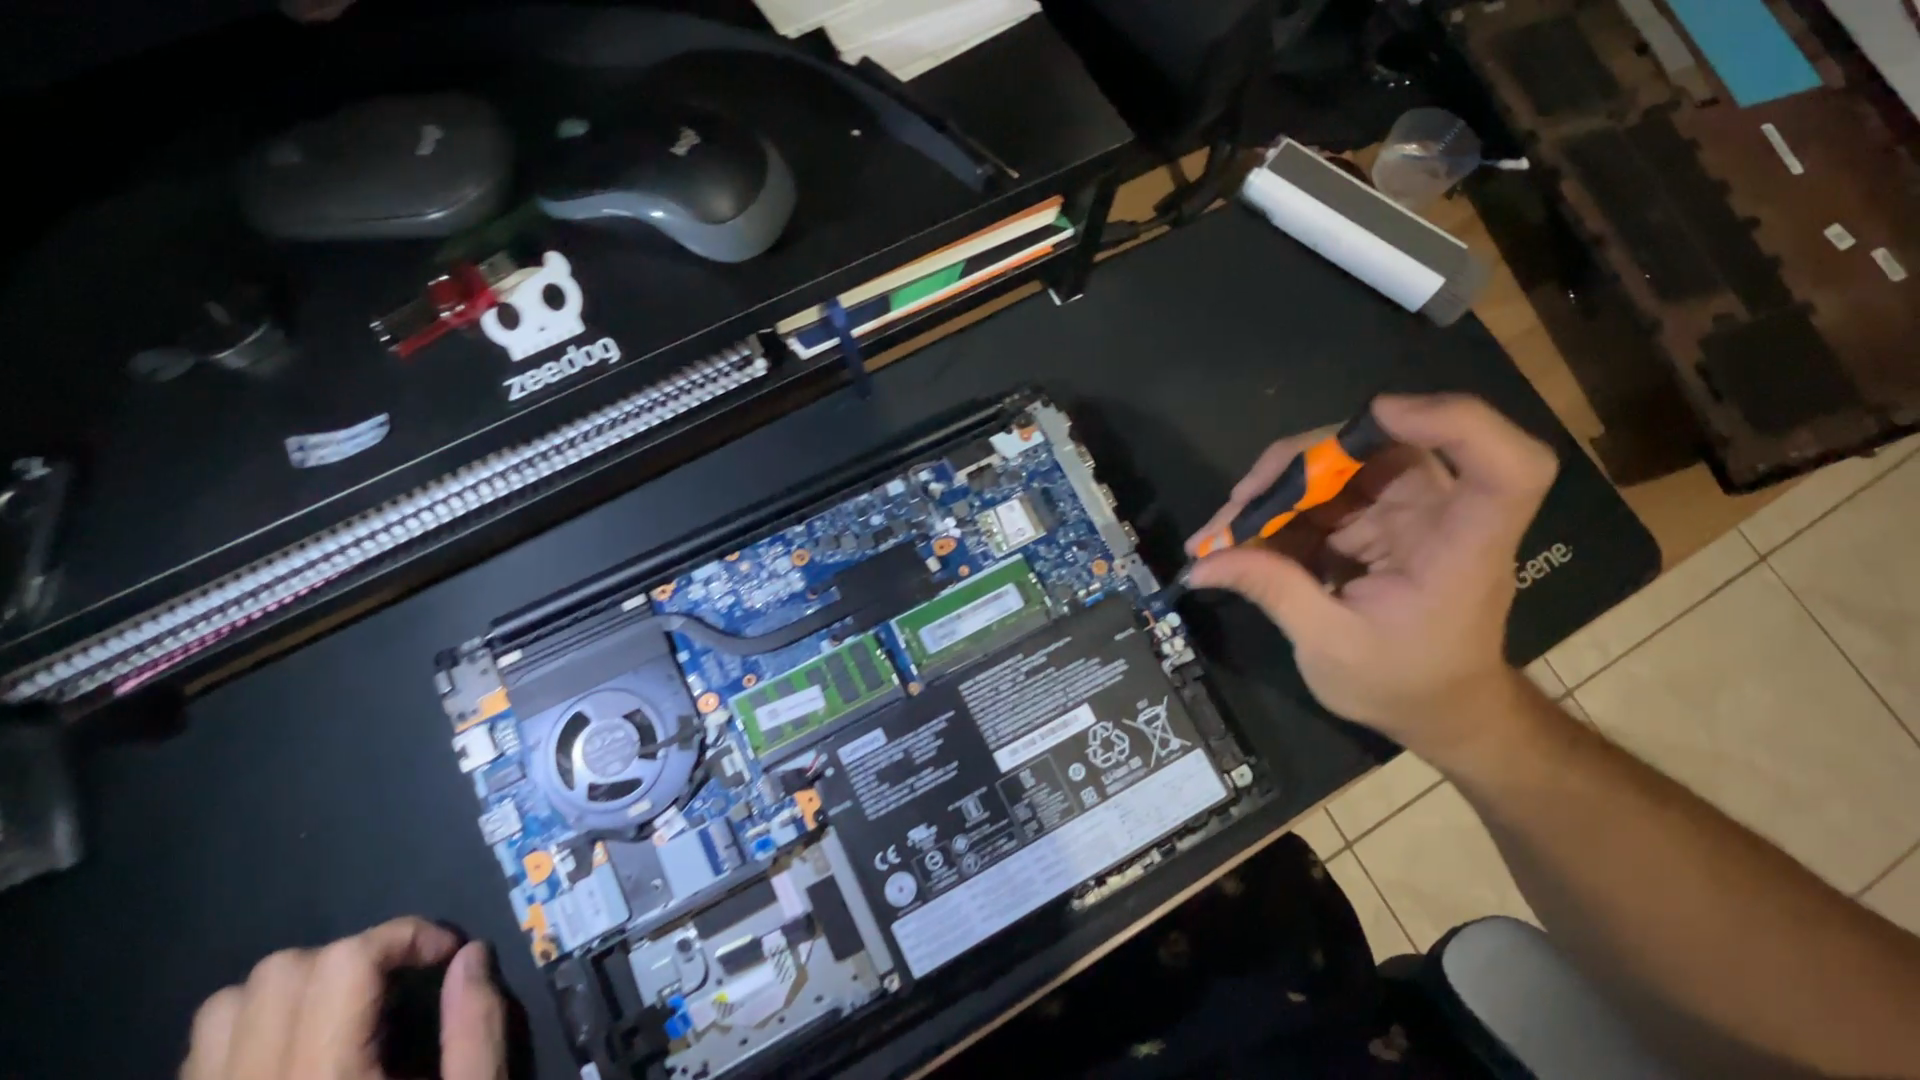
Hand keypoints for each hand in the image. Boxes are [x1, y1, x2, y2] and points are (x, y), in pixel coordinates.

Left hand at [182, 918, 506, 1079]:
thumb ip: (477, 1031)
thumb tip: (470, 956)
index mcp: (325, 1077)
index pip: (344, 963)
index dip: (404, 936)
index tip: (446, 953)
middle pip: (283, 971)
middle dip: (353, 957)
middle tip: (400, 984)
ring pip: (227, 1004)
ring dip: (293, 988)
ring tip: (344, 1012)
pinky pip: (201, 1052)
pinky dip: (252, 1029)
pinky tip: (299, 1052)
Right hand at [1187, 394, 1556, 760]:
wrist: (1436, 709)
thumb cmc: (1406, 685)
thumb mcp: (1331, 647)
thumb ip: (1274, 592)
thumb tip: (1202, 562)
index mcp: (1464, 544)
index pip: (1504, 465)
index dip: (1452, 421)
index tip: (1377, 416)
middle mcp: (1442, 511)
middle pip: (1383, 446)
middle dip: (1300, 464)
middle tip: (1239, 506)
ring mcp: (1408, 510)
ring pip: (1340, 463)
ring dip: (1275, 489)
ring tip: (1221, 531)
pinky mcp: (1378, 519)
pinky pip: (1321, 494)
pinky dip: (1276, 511)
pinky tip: (1236, 537)